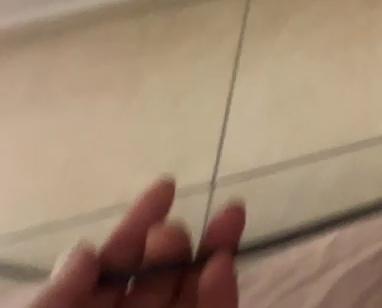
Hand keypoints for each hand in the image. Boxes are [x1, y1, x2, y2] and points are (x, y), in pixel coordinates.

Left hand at [29, 178, 244, 307]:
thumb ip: (55, 296)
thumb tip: (85, 250)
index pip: (116, 262)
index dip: (137, 224)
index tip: (166, 184)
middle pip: (161, 270)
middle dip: (172, 240)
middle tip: (170, 227)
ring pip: (201, 282)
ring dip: (217, 247)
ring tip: (229, 214)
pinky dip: (225, 288)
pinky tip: (220, 264)